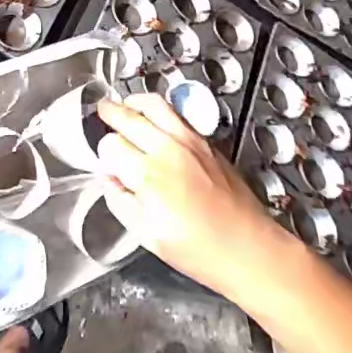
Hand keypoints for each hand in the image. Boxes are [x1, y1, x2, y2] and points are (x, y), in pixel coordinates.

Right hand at [95, 94, 290, 298]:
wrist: (250, 248)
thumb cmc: (200, 250)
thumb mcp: (147, 236)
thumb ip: (121, 202)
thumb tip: (110, 181)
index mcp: (149, 175)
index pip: (111, 145)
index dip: (103, 153)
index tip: (106, 163)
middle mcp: (168, 151)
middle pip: (129, 116)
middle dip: (110, 113)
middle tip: (101, 111)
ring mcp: (191, 143)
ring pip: (155, 105)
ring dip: (134, 102)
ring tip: (125, 105)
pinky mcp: (207, 144)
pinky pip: (176, 115)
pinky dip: (158, 110)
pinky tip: (153, 120)